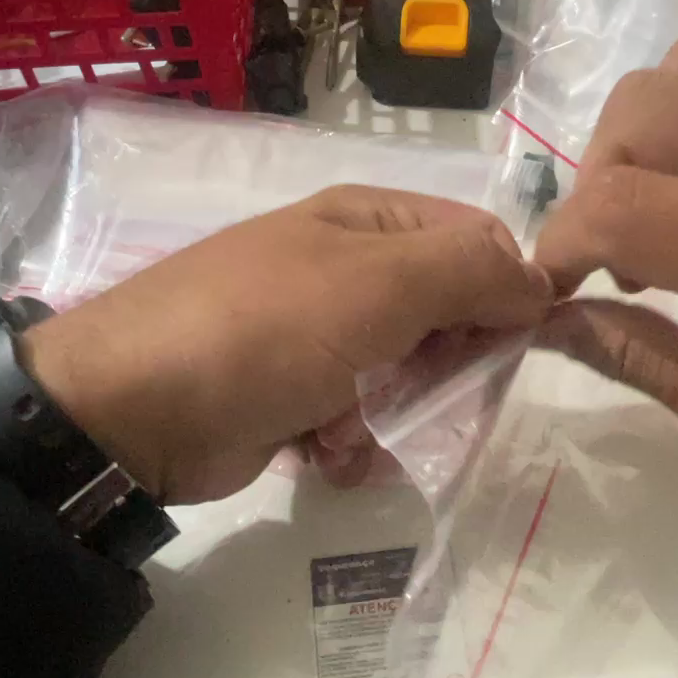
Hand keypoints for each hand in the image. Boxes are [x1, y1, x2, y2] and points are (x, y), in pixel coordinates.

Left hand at [20, 186, 553, 502]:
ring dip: (394, 419)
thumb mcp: (379, 287)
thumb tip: (538, 283)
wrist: (139, 411)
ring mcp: (319, 342)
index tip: (498, 349)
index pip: (475, 247)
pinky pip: (360, 426)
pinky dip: (352, 447)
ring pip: (406, 385)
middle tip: (425, 399)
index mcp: (369, 225)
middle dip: (441, 373)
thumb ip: (470, 274)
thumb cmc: (267, 333)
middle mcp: (347, 276)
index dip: (501, 297)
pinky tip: (325, 453)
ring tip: (351, 430)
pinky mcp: (297, 401)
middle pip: (444, 322)